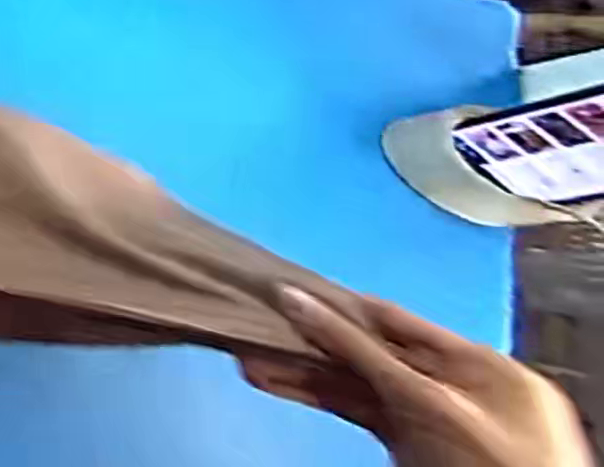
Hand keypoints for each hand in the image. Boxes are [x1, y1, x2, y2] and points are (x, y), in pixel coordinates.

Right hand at [241, 286, 591, 466]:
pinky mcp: (412, 440)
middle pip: (362, 349)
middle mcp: (458, 384)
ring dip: (298, 370)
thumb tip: (287, 293)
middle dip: (304, 343)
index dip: (330, 305)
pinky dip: (312, 395)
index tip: (275, 294)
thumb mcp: (425, 400)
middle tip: (250, 329)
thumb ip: (354, 346)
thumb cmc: (496, 464)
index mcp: (483, 366)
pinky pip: (354, 406)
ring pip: (351, 379)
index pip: (386, 318)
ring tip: (246, 362)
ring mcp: (434, 415)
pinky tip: (270, 383)